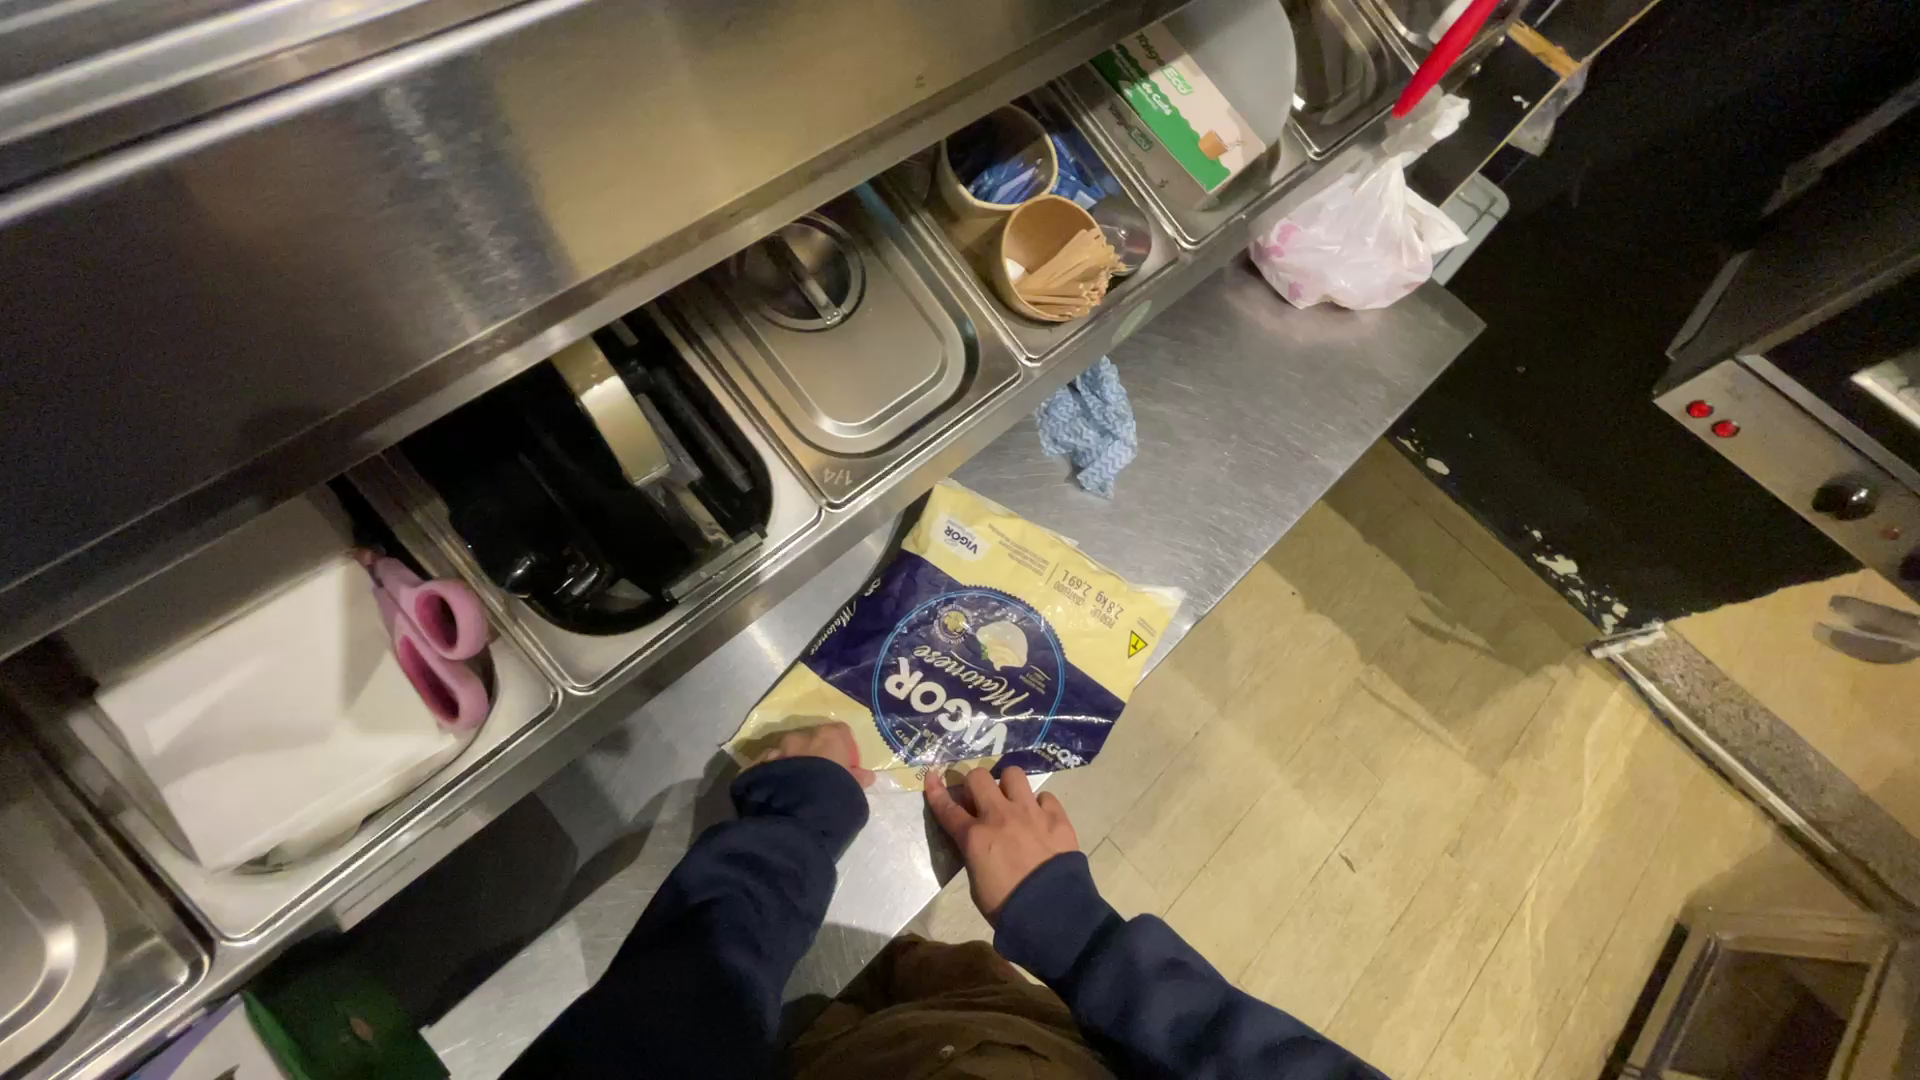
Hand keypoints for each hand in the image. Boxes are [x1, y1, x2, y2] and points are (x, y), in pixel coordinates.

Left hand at [756, 722, 874, 788]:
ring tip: (797, 784)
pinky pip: (770, 762)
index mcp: (829, 735)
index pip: (841, 732)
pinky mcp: (761, 763)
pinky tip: (779, 787)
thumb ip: (859, 778)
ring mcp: (780, 748)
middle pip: (813, 738)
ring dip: (794, 760)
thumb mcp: (853, 788)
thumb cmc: (833, 794)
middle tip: (821, 775)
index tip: (845, 765)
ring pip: (789, 749)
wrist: (796, 812)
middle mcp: (803, 735)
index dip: (844, 748)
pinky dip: (775, 770)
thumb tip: (867, 776)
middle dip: (816, 752)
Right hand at [924, 766, 1077, 921]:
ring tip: (1012, 800)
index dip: (937, 791)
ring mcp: (1030, 813)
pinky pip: (1045, 796)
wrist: (1051, 915)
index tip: (932, 777)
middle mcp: (1000, 816)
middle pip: (979, 777)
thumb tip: (978, 841)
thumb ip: (975, 853)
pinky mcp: (1057, 817)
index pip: (948, 808)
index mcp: (975, 837)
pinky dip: (1040, 805)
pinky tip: (1041, 819)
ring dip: (1008, 785)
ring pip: (1014, 774)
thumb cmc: (1007, 907)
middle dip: (974, 784)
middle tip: (979, 797)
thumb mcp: (977, 883)